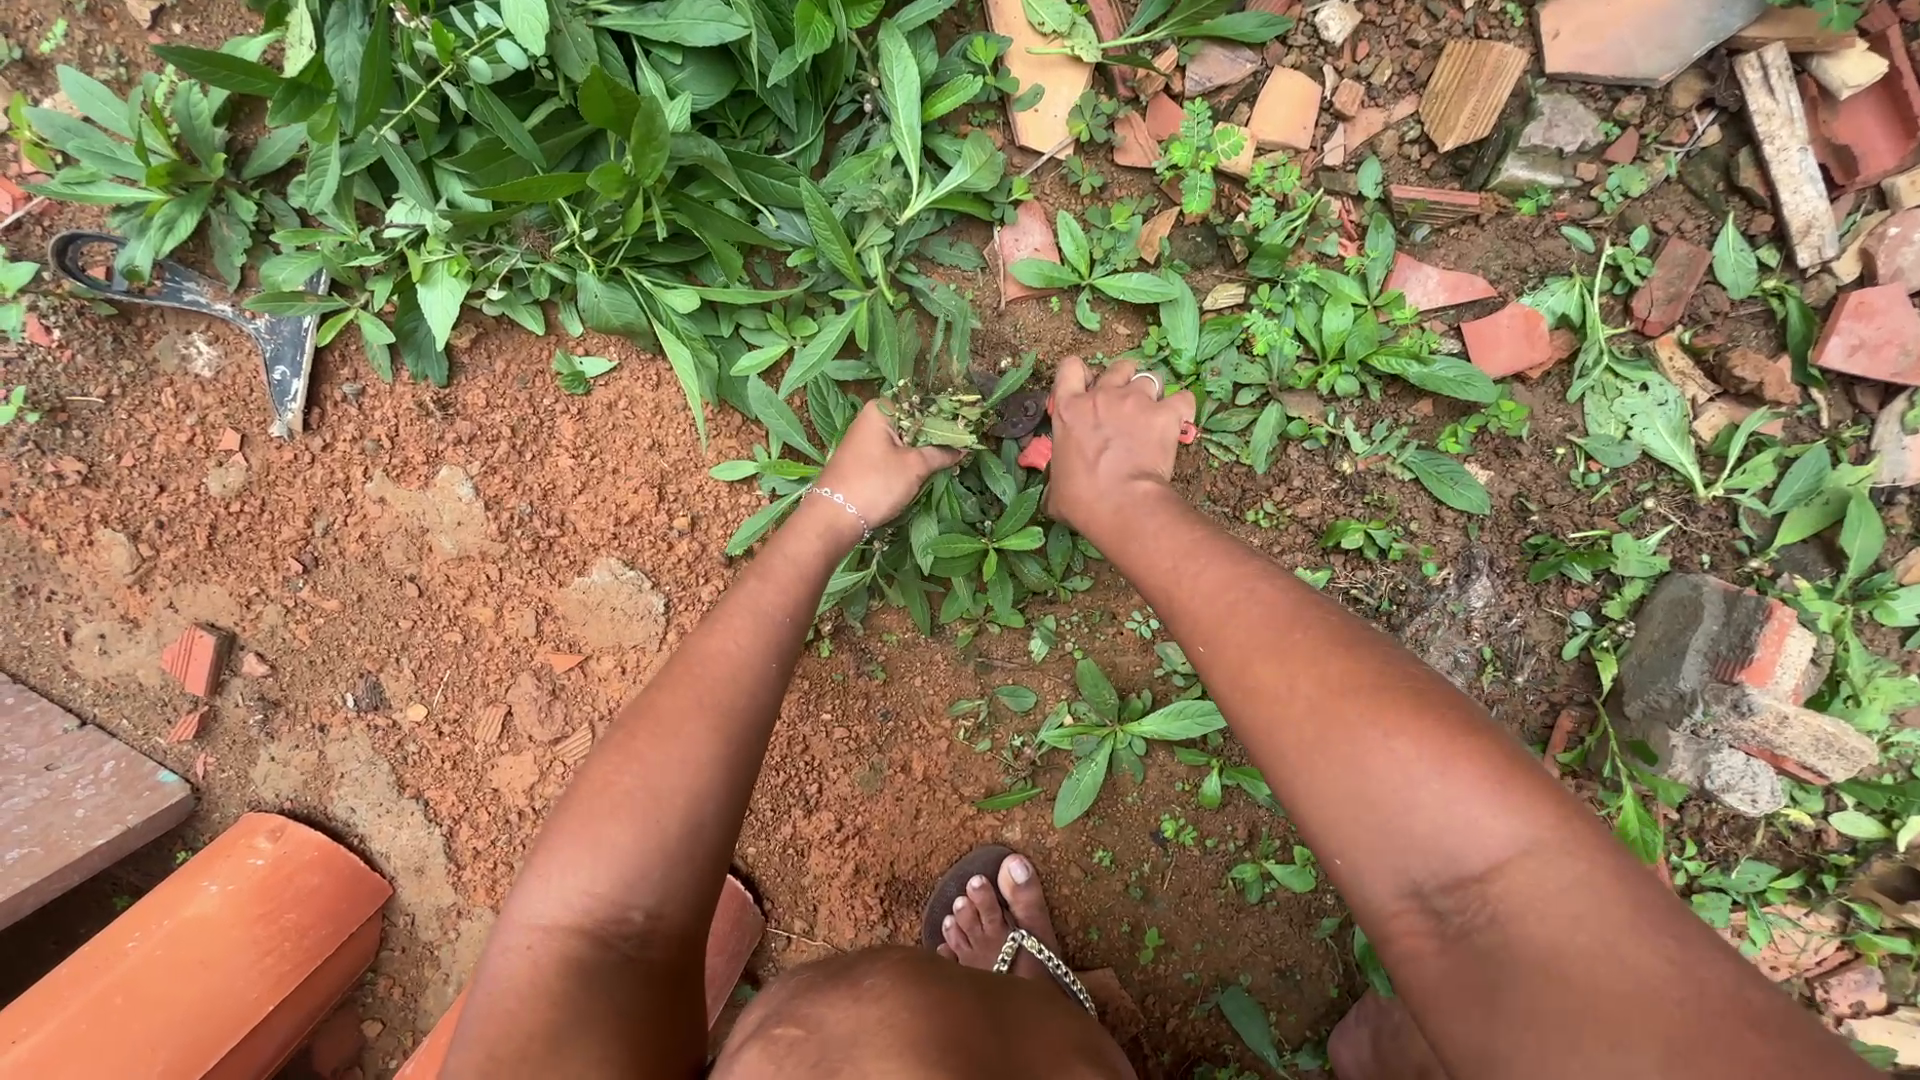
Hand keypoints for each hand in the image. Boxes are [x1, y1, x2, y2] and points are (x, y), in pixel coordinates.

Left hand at [802, 399, 962, 545]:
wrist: (834, 518)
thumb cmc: (875, 484)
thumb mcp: (914, 466)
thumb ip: (941, 452)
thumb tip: (964, 447)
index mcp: (881, 409)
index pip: (922, 404)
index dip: (946, 416)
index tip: (970, 428)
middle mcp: (871, 419)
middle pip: (914, 421)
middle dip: (938, 435)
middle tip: (965, 445)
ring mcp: (866, 441)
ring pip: (905, 440)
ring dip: (926, 450)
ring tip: (953, 457)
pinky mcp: (864, 461)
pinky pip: (895, 454)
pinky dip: (911, 461)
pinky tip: (929, 469)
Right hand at [1042, 357, 1195, 535]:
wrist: (1122, 504)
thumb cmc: (1082, 500)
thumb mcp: (1054, 489)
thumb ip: (1056, 477)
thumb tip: (1057, 489)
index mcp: (1068, 410)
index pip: (1069, 368)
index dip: (1080, 375)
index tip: (1087, 390)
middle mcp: (1101, 396)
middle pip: (1117, 367)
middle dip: (1122, 379)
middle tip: (1124, 404)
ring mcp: (1135, 401)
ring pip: (1150, 377)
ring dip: (1152, 392)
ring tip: (1153, 413)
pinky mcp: (1165, 414)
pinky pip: (1182, 399)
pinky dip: (1182, 408)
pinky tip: (1179, 420)